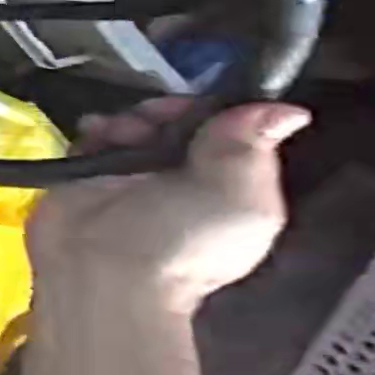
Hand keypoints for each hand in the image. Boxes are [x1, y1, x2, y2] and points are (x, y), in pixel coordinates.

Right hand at [29, 98, 309, 314]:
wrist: (104, 267)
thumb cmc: (180, 238)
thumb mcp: (235, 198)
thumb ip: (247, 151)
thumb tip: (288, 110)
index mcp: (230, 184)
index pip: (227, 132)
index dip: (210, 111)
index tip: (188, 106)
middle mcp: (183, 176)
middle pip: (175, 125)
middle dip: (159, 113)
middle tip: (143, 121)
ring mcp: (132, 175)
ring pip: (132, 127)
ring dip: (122, 119)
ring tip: (110, 131)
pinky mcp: (87, 174)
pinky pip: (92, 138)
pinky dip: (92, 129)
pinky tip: (90, 133)